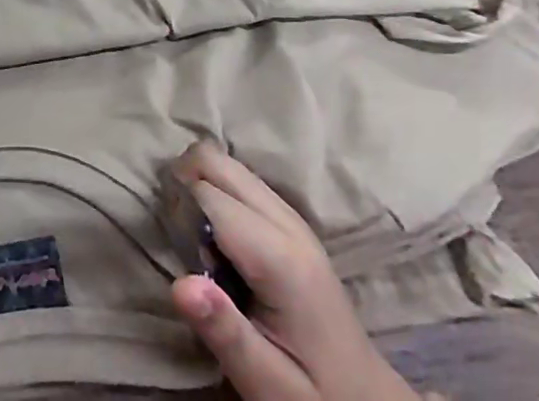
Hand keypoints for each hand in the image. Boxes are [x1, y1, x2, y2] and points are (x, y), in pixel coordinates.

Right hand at [168, 142, 418, 400]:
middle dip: (182, 179)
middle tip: (176, 231)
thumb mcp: (265, 380)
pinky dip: (214, 188)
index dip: (179, 208)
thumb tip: (179, 285)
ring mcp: (292, 218)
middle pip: (218, 162)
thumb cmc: (311, 392)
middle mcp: (288, 224)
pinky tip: (213, 233)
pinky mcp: (289, 221)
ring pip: (228, 164)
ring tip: (192, 234)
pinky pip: (240, 180)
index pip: (210, 195)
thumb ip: (222, 330)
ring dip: (197, 182)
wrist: (366, 397)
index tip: (173, 243)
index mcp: (281, 260)